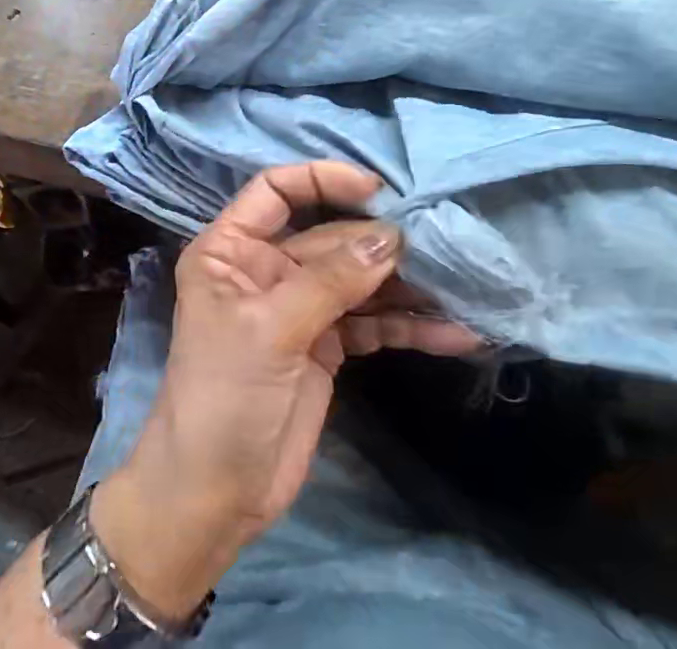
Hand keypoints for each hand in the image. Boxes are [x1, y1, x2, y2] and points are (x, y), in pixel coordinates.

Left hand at [90, 162, 482, 621]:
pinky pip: (373, 322)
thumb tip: (392, 236)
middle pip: (332, 237)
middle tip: (440, 249)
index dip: (323, 180)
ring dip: (407, 286)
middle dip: (382, 244)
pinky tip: (454, 333)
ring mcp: (301, 307)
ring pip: (360, 279)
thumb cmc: (223, 399)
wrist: (216, 496)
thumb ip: (331, 280)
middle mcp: (267, 268)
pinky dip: (408, 326)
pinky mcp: (328, 344)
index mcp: (232, 250)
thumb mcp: (271, 330)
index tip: (377, 190)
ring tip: (460, 288)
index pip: (276, 190)